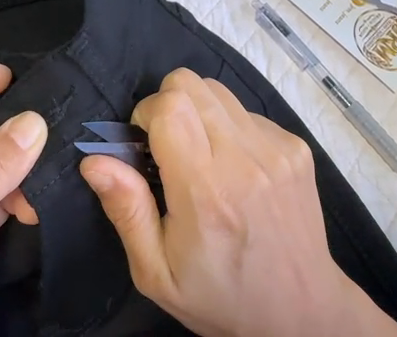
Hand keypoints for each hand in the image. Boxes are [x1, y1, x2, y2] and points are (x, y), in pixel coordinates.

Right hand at [80, 68, 396, 336]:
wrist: (302, 312)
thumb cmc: (220, 295)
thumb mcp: (157, 273)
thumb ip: (127, 211)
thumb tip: (94, 161)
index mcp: (205, 192)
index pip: (169, 107)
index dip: (146, 114)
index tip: (144, 145)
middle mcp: (244, 160)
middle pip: (190, 84)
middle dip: (167, 104)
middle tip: (168, 146)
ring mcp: (275, 149)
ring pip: (217, 90)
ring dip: (198, 111)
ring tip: (201, 154)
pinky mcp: (296, 146)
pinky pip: (246, 111)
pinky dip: (229, 127)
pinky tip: (234, 166)